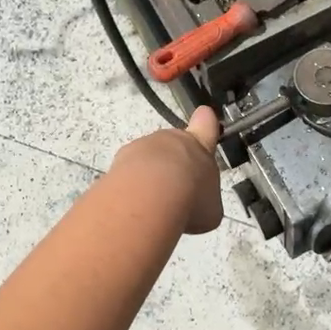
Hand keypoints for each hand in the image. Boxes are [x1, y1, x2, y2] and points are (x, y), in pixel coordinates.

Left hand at [109, 106, 223, 233]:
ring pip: (149, 158)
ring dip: (150, 176)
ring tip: (153, 204)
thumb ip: (206, 200)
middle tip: (175, 192)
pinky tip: (135, 205)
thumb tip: (199, 207)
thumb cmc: (192, 201)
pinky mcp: (119, 160)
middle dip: (174, 164)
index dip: (206, 122)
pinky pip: (129, 171)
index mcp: (199, 146)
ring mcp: (142, 146)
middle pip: (174, 144)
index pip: (206, 122)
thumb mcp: (211, 208)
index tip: (206, 121)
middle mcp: (170, 139)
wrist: (150, 198)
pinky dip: (131, 186)